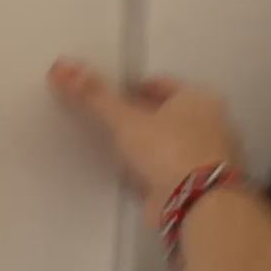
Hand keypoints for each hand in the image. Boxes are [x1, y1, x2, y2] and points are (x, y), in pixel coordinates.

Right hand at [48, 58, 241, 205]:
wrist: (197, 205)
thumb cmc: (168, 150)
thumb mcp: (125, 118)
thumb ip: (93, 94)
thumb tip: (61, 65)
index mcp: (200, 99)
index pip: (159, 84)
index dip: (129, 87)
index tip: (104, 97)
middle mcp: (210, 123)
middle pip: (162, 112)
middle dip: (135, 116)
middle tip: (103, 119)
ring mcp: (205, 156)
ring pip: (163, 141)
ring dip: (141, 144)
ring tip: (109, 146)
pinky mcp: (195, 184)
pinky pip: (163, 167)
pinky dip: (146, 167)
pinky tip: (124, 171)